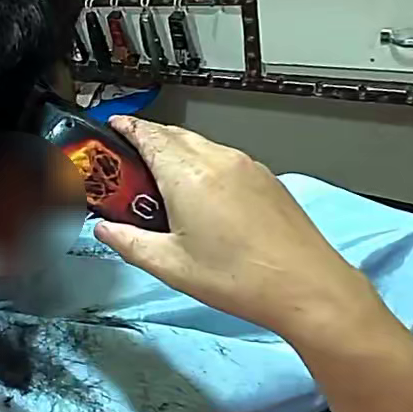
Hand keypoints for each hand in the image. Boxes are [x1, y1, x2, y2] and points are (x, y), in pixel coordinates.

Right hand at [93, 117, 383, 341]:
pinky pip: (225, 158)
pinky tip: (203, 195)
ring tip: (165, 183)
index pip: (148, 134)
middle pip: (174, 134)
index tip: (114, 126)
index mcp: (188, 175)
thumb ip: (129, 242)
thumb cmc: (240, 278)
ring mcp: (247, 166)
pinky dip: (204, 164)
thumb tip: (106, 229)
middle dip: (149, 139)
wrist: (306, 285)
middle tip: (131, 162)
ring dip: (178, 152)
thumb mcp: (171, 266)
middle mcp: (219, 160)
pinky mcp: (266, 178)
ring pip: (201, 145)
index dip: (126, 127)